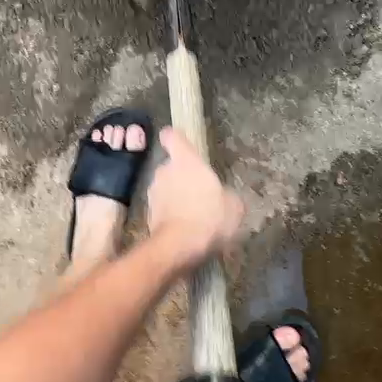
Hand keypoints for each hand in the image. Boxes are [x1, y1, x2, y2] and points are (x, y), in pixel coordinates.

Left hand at [146, 127, 244, 264]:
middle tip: (199, 193)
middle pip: (171, 166)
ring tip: (193, 215)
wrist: (179, 245)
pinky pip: (162, 207)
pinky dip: (170, 214)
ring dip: (175, 196)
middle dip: (181, 177)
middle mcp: (164, 170)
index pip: (172, 136)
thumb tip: (226, 197)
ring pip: (165, 187)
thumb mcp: (233, 206)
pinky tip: (184, 229)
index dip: (175, 139)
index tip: (181, 145)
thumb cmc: (209, 216)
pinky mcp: (148, 212)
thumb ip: (228, 196)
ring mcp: (153, 191)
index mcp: (185, 160)